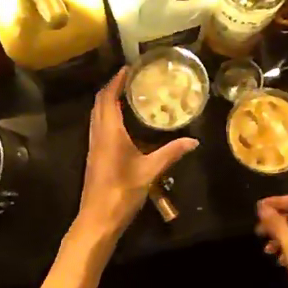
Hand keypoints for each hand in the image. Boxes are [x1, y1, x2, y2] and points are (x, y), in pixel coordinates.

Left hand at [76, 70, 197, 239]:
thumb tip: (194, 141)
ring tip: (129, 95)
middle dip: (112, 88)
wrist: (97, 219)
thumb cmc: (122, 192)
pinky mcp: (95, 156)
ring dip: (108, 102)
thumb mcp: (151, 171)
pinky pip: (98, 127)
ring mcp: (94, 146)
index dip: (116, 81)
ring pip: (97, 115)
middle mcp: (98, 135)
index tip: (129, 68)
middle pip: (100, 103)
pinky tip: (124, 122)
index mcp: (109, 132)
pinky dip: (108, 116)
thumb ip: (171, 153)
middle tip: (132, 79)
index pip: (108, 98)